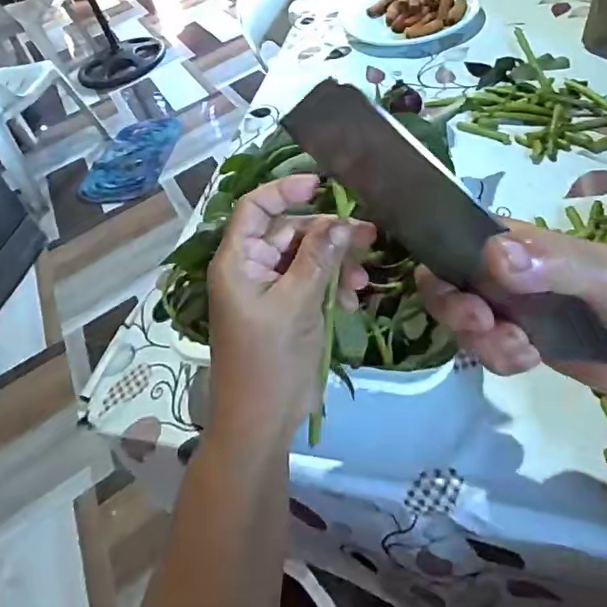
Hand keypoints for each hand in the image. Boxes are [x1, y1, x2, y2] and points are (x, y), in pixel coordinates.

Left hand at [207, 175, 373, 441]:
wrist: (261, 422)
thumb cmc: (269, 360)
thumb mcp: (297, 304)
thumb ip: (318, 259)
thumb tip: (341, 222)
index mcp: (238, 260)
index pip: (256, 207)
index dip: (285, 190)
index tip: (321, 184)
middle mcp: (251, 267)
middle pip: (290, 231)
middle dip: (328, 234)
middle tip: (369, 236)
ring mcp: (269, 288)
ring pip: (306, 257)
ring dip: (336, 263)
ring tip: (362, 280)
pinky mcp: (286, 307)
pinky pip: (311, 282)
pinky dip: (332, 285)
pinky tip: (352, 300)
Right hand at [416, 217, 606, 396]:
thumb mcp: (604, 274)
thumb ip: (551, 262)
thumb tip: (493, 255)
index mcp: (521, 239)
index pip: (460, 233)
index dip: (443, 256)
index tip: (458, 288)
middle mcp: (505, 267)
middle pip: (448, 278)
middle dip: (453, 305)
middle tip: (482, 325)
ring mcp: (510, 305)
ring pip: (461, 316)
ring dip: (479, 338)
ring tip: (522, 351)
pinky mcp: (518, 340)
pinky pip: (483, 347)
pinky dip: (496, 357)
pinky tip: (529, 361)